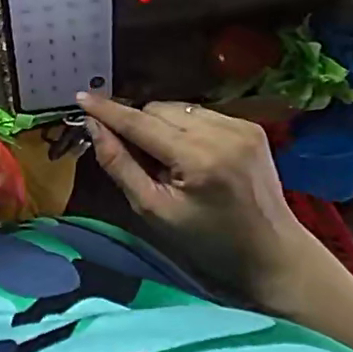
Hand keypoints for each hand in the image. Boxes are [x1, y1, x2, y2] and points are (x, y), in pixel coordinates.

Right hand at [79, 93, 329, 300]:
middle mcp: (222, 133)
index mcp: (198, 158)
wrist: (272, 253)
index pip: (140, 123)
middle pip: (156, 109)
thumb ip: (119, 165)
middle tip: (136, 158)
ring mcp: (240, 126)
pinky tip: (189, 154)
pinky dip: (183, 128)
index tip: (80, 98)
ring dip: (159, 125)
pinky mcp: (250, 127)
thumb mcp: (152, 209)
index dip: (107, 110)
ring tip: (166, 159)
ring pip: (176, 108)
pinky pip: (198, 113)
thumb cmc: (206, 240)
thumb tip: (93, 126)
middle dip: (137, 126)